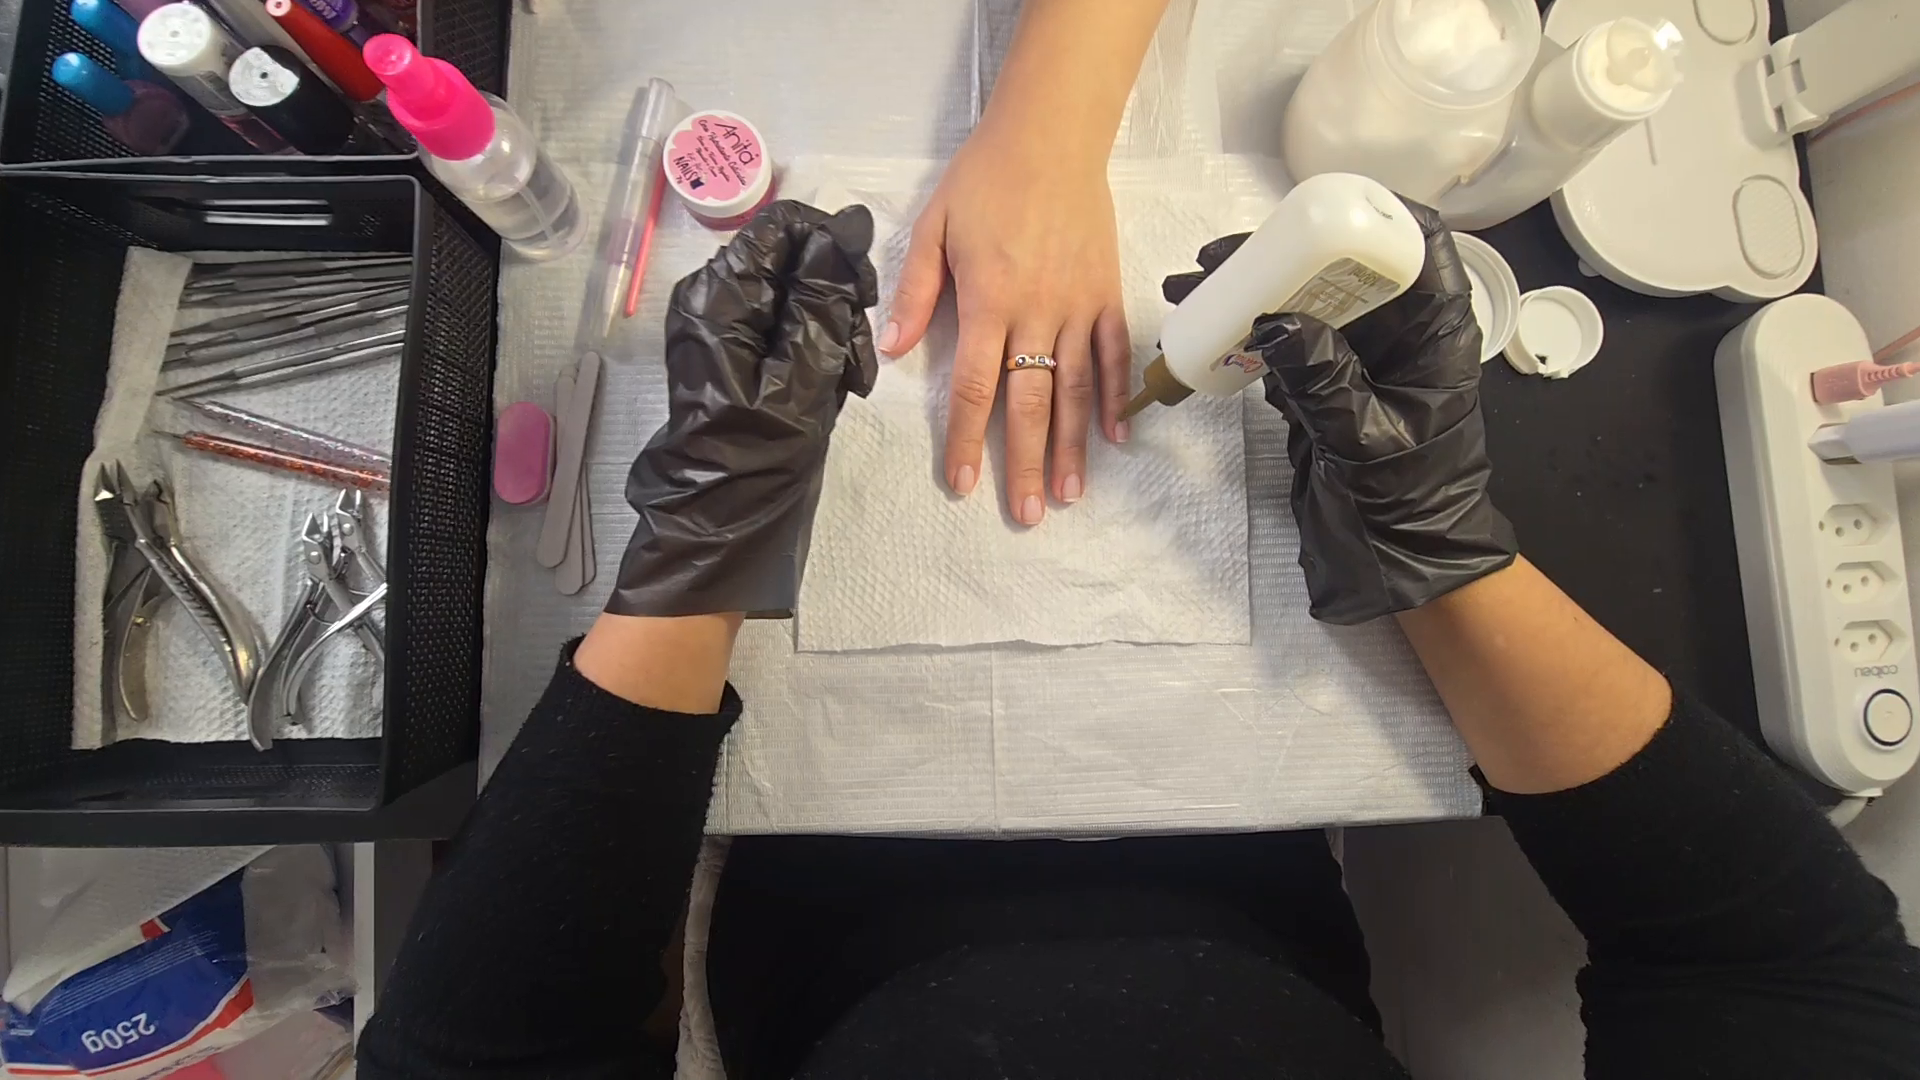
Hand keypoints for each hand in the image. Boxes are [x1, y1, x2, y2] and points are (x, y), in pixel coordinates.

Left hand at [606, 201, 878, 618]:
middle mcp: (718, 298)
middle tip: (856, 356)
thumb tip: (850, 225)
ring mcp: (730, 327)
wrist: (727, 518)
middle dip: (838, 300)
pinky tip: (836, 387)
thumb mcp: (803, 374)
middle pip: (794, 261)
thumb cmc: (760, 452)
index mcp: (721, 295)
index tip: (862, 297)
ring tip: (850, 383)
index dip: (832, 249)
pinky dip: (821, 352)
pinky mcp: (743, 353)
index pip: (783, 227)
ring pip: (800, 297)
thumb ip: (824, 296)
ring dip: (836, 332)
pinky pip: (792, 329)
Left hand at [883, 122, 1132, 524]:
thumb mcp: (933, 228)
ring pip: (1075, 389)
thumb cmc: (985, 181)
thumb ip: (914, 292)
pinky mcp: (1107, 295)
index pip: (972, 386)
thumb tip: (889, 349)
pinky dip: (1116, 396)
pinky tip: (1114, 437)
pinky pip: (1113, 353)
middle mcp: (1036, 313)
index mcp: (988, 302)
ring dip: (1072, 446)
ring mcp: (1078, 307)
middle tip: (1026, 513)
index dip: (965, 438)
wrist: (1051, 134)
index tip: (963, 483)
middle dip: (1024, 461)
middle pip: (1028, 402)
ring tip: (1068, 494)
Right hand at [1165, 201, 1516, 622]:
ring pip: (1301, 305)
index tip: (1300, 214)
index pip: (1414, 245)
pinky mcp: (1320, 387)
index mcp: (1431, 333)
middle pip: (1337, 268)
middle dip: (1273, 257)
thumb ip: (1324, 381)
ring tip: (1188, 295)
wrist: (1395, 558)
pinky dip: (1243, 336)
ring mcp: (1353, 360)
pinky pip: (1281, 346)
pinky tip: (1207, 334)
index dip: (1364, 214)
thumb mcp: (1364, 440)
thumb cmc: (1404, 502)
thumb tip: (1273, 320)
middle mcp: (1394, 334)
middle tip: (1208, 265)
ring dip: (1247, 296)